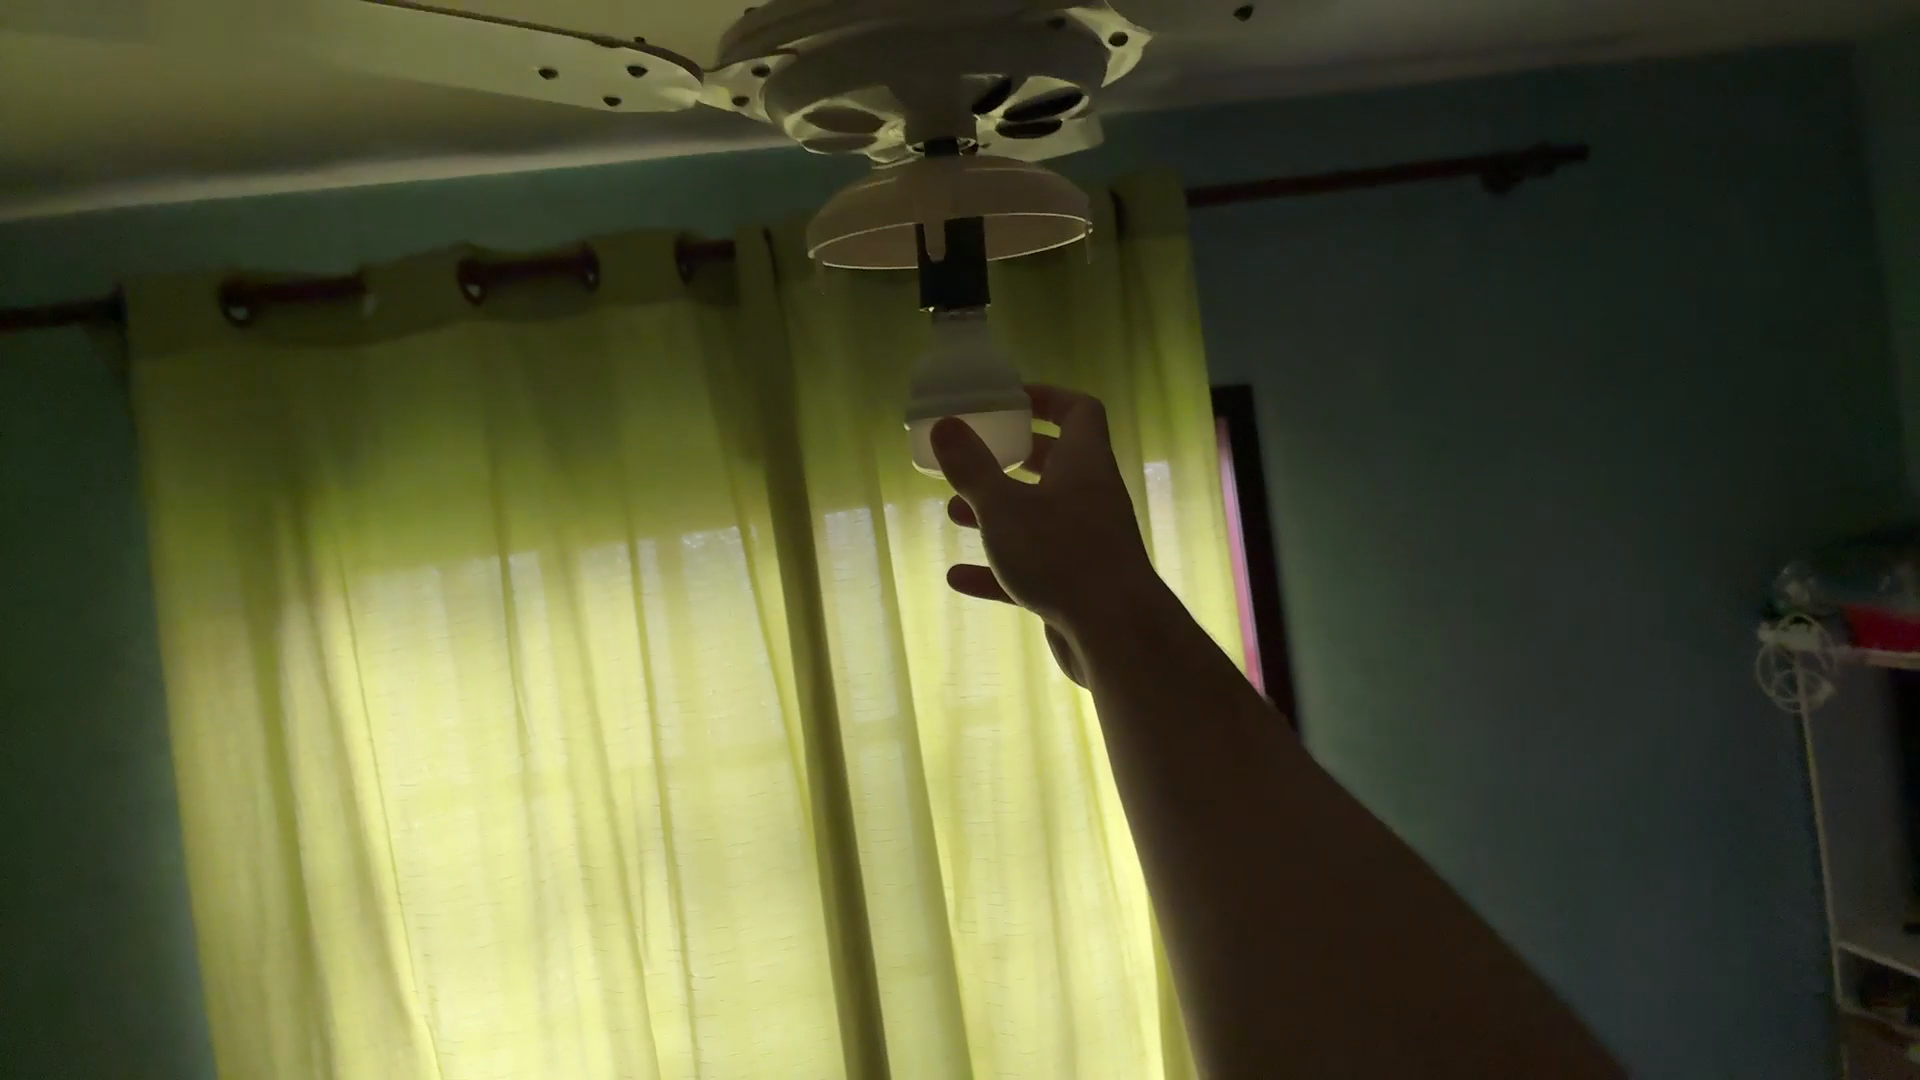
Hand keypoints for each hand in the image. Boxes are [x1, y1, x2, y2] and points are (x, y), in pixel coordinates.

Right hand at [934, 385, 1159, 685]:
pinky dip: (997, 568)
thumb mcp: (1004, 506)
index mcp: (1084, 464)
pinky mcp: (1075, 585)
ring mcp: (1086, 544)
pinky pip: (1032, 567)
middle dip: (1013, 459)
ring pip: (1039, 517)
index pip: (1078, 411)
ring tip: (954, 512)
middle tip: (979, 456)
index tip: (1010, 401)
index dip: (1047, 398)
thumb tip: (945, 425)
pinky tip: (958, 578)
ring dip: (998, 513)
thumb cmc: (1061, 555)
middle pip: (1056, 464)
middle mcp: (1090, 497)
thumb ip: (972, 467)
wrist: (1114, 634)